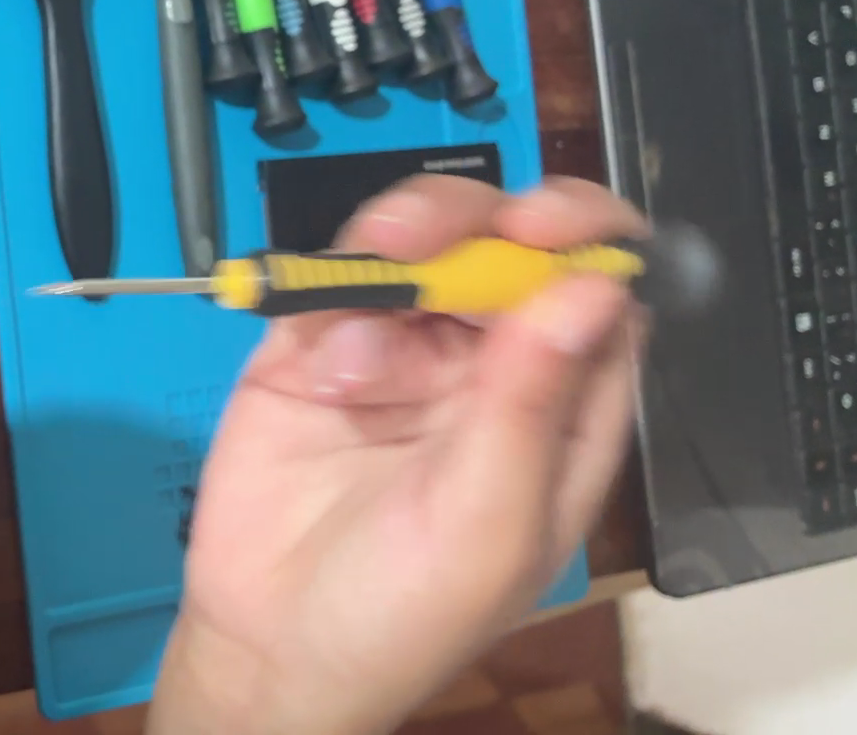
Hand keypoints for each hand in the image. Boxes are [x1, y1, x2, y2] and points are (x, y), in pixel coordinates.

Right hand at [149, 176, 644, 734]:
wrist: (266, 632)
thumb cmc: (400, 609)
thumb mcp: (486, 523)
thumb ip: (529, 408)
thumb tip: (590, 292)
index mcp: (547, 409)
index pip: (588, 295)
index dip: (577, 241)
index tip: (537, 225)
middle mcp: (467, 368)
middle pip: (486, 251)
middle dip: (459, 223)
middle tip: (411, 235)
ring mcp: (379, 353)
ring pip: (395, 255)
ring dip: (379, 255)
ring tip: (355, 310)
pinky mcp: (302, 352)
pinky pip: (316, 291)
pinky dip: (316, 301)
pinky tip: (318, 364)